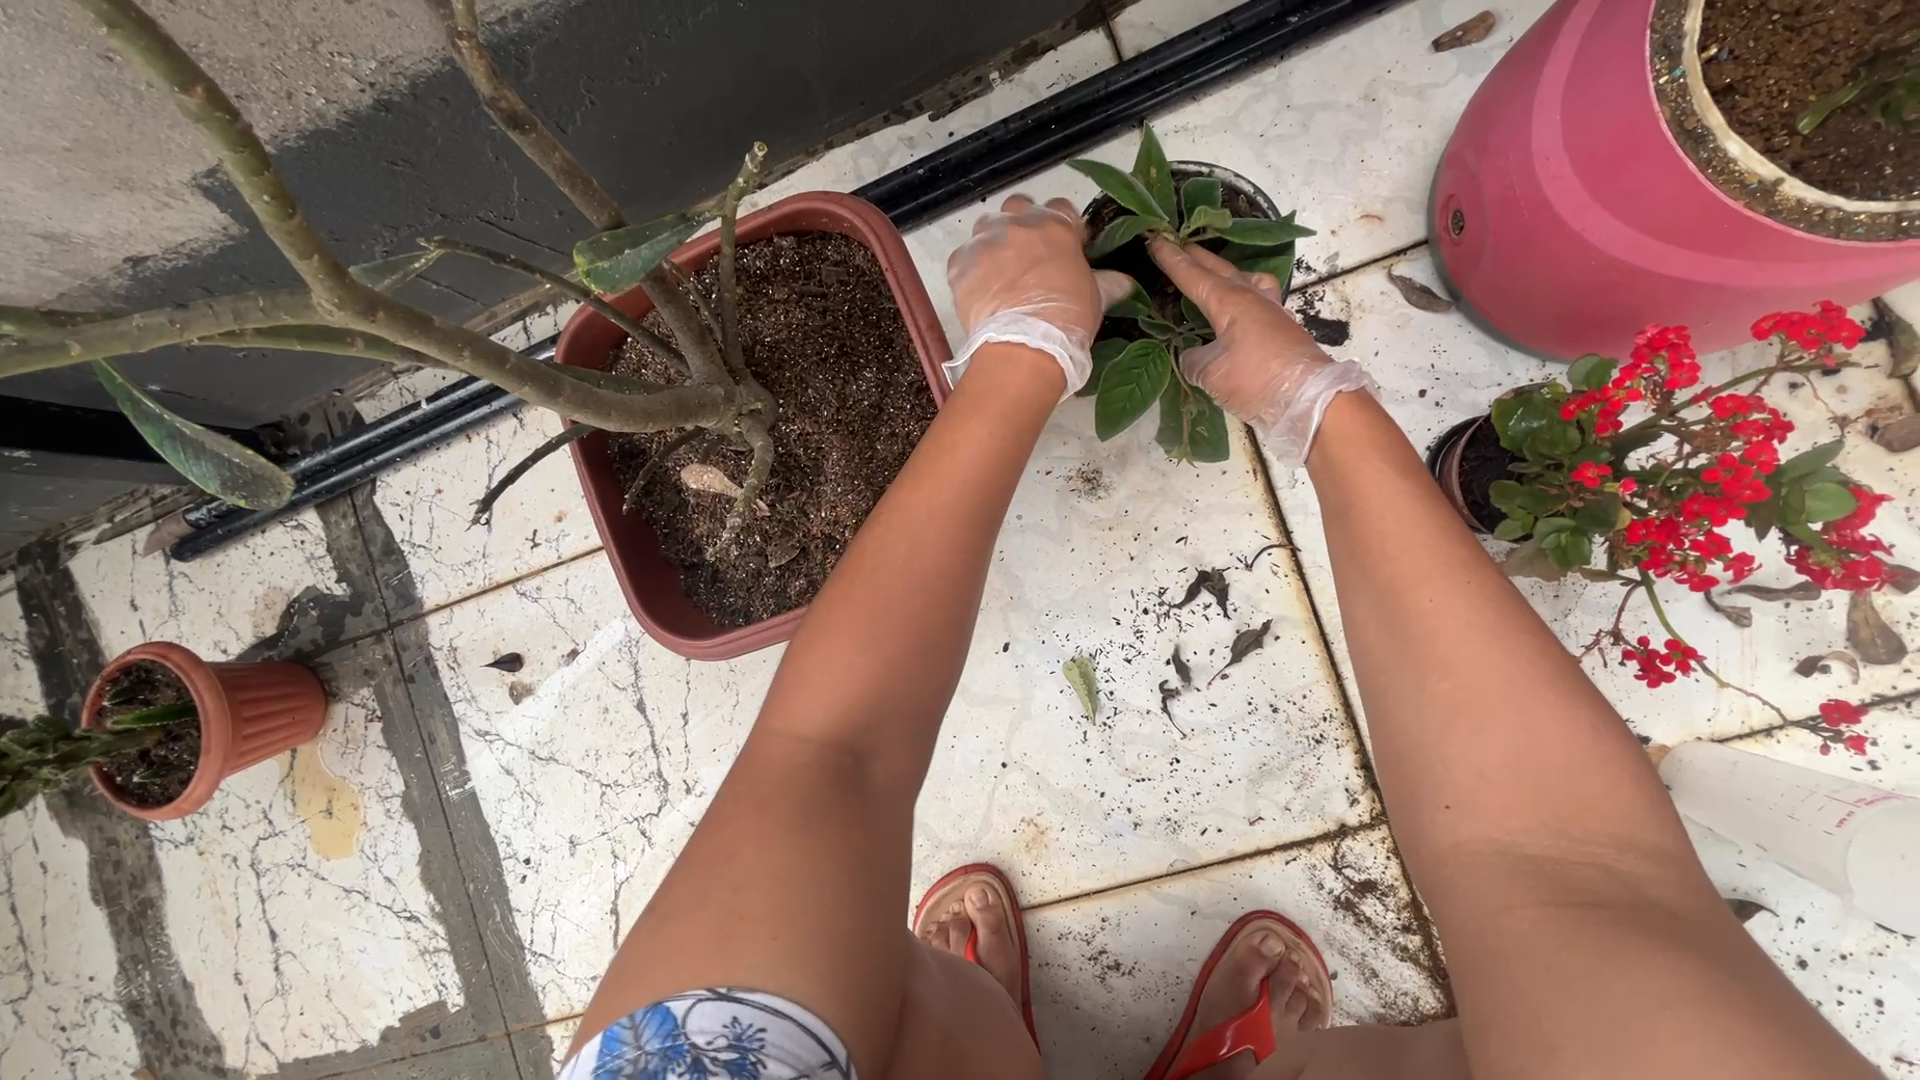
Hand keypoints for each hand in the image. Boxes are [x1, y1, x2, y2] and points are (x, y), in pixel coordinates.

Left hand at [945, 195, 1134, 396]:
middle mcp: (1018, 224)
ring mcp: (986, 242)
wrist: (1023, 346)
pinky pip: (963, 258)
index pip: (1062, 209)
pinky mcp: (960, 265)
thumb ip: (1108, 283)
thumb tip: (1125, 282)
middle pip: (1018, 207)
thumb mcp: (1095, 298)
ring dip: (995, 243)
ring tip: (1001, 272)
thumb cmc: (1067, 320)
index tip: (1067, 246)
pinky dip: (971, 269)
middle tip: (1029, 254)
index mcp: (1056, 226)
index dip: (1065, 227)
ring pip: (987, 227)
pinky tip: (980, 289)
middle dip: (1024, 224)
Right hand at [1150, 237, 1371, 465]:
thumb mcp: (1211, 374)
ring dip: (1225, 272)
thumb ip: (1194, 359)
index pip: (1194, 276)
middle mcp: (1252, 299)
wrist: (1310, 399)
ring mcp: (1270, 312)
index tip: (1156, 240)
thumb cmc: (1257, 380)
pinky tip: (1236, 309)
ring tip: (1212, 272)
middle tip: (1178, 242)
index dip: (1172, 260)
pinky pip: (1256, 299)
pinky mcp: (1281, 329)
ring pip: (1245, 280)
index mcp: (1231, 302)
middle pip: (1220, 270)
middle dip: (1196, 257)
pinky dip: (1241, 294)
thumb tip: (1193, 355)